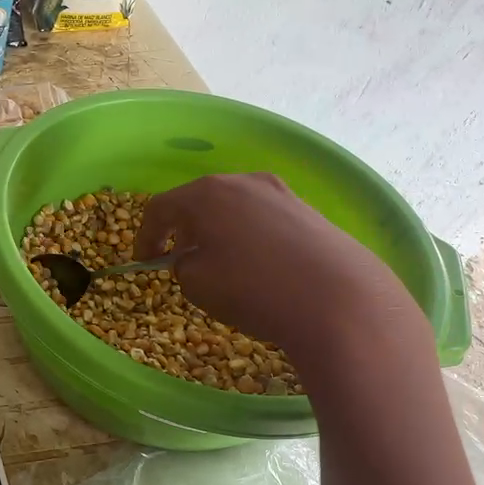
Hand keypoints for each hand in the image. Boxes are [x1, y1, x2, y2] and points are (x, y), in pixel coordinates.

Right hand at [132, 173, 428, 360]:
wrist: (340, 302)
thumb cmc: (254, 289)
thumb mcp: (196, 284)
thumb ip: (182, 265)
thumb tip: (193, 259)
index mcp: (206, 193)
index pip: (159, 208)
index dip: (145, 236)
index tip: (143, 263)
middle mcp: (243, 182)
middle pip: (198, 201)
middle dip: (182, 229)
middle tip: (176, 258)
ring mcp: (280, 193)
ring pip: (232, 208)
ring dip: (216, 231)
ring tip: (217, 262)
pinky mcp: (309, 211)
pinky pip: (261, 218)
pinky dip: (246, 236)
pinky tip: (255, 265)